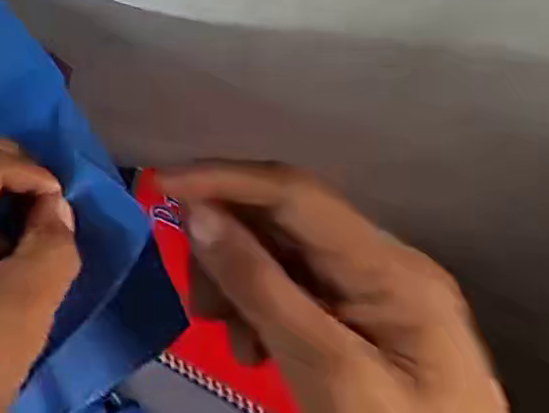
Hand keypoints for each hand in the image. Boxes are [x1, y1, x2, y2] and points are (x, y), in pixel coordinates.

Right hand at [162, 162, 506, 412]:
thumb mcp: (326, 369)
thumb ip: (257, 286)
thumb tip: (191, 210)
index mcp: (392, 270)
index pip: (292, 192)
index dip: (220, 178)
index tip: (156, 185)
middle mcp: (382, 260)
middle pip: (273, 215)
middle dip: (218, 238)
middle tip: (186, 279)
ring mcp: (369, 284)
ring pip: (264, 242)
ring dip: (225, 273)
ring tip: (213, 322)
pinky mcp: (350, 306)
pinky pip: (275, 273)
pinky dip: (243, 295)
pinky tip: (241, 337)